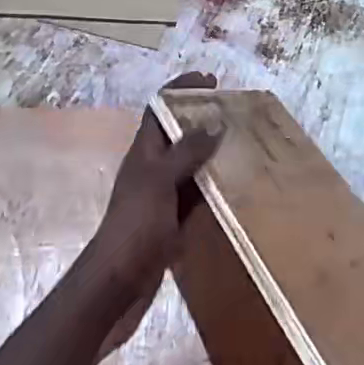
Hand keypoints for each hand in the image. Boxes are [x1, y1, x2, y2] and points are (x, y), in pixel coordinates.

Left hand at [84, 72, 222, 299]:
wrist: (118, 283)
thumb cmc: (135, 226)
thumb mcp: (160, 182)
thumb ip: (185, 153)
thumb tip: (214, 122)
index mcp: (144, 152)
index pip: (159, 108)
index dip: (180, 89)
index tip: (210, 81)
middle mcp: (152, 169)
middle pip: (177, 134)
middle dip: (203, 120)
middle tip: (237, 115)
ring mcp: (161, 196)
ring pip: (189, 165)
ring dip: (212, 153)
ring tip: (245, 147)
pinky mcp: (172, 221)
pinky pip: (196, 195)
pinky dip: (214, 187)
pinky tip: (237, 190)